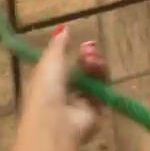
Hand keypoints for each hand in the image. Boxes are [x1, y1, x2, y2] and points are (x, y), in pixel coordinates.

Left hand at [23, 26, 107, 143]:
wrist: (54, 121)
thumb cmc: (45, 89)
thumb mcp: (49, 60)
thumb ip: (59, 44)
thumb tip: (64, 28)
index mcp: (50, 85)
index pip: (66, 66)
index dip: (75, 54)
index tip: (82, 44)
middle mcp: (66, 95)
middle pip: (84, 71)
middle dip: (88, 57)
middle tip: (89, 50)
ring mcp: (81, 105)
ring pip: (96, 80)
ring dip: (96, 65)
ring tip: (92, 60)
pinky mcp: (96, 114)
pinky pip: (104, 92)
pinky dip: (103, 80)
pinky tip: (98, 71)